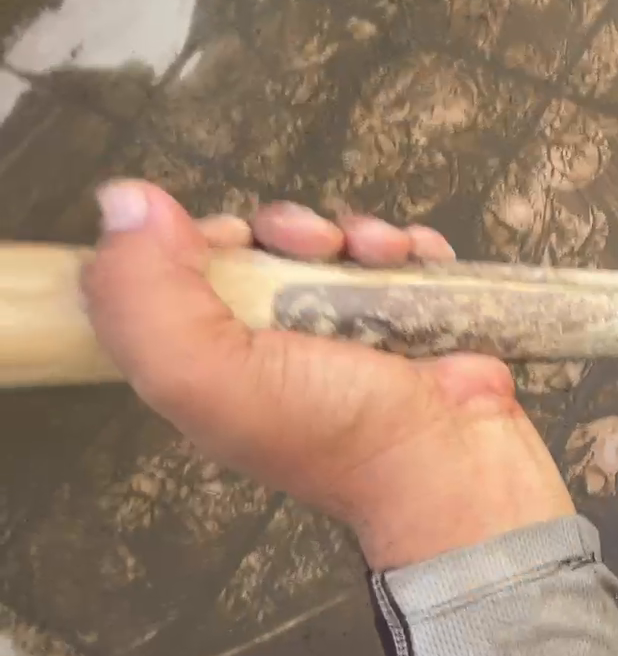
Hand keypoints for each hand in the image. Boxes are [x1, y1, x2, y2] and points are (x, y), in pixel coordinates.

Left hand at [83, 181, 574, 568]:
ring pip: (346, 246)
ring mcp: (364, 327)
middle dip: (294, 228)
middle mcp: (287, 337)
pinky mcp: (427, 319)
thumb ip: (142, 294)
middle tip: (321, 245)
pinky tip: (424, 256)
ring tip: (390, 253)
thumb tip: (128, 197)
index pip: (186, 270)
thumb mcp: (204, 376)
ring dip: (366, 233)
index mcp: (218, 354)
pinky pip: (415, 261)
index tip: (240, 241)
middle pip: (269, 247)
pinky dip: (420, 247)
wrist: (451, 458)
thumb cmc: (334, 430)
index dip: (204, 238)